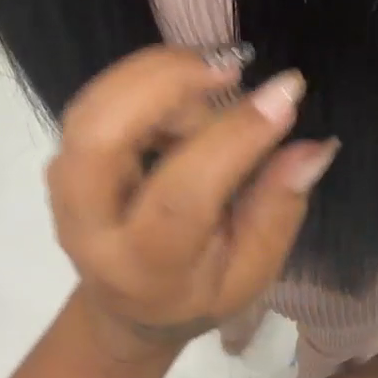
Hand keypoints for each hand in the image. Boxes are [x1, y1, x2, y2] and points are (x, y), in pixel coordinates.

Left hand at [46, 46, 338, 361]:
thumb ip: (278, 210)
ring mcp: (63, 191)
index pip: (181, 194)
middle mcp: (89, 228)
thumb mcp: (251, 271)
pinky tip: (188, 88)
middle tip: (230, 69)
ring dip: (157, 77)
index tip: (284, 95)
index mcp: (146, 268)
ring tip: (216, 80)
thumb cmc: (199, 293)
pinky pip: (95, 102)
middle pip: (101, 138)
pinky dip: (143, 81)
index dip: (234, 137)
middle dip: (164, 85)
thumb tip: (314, 147)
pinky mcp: (62, 161)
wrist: (129, 308)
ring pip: (92, 109)